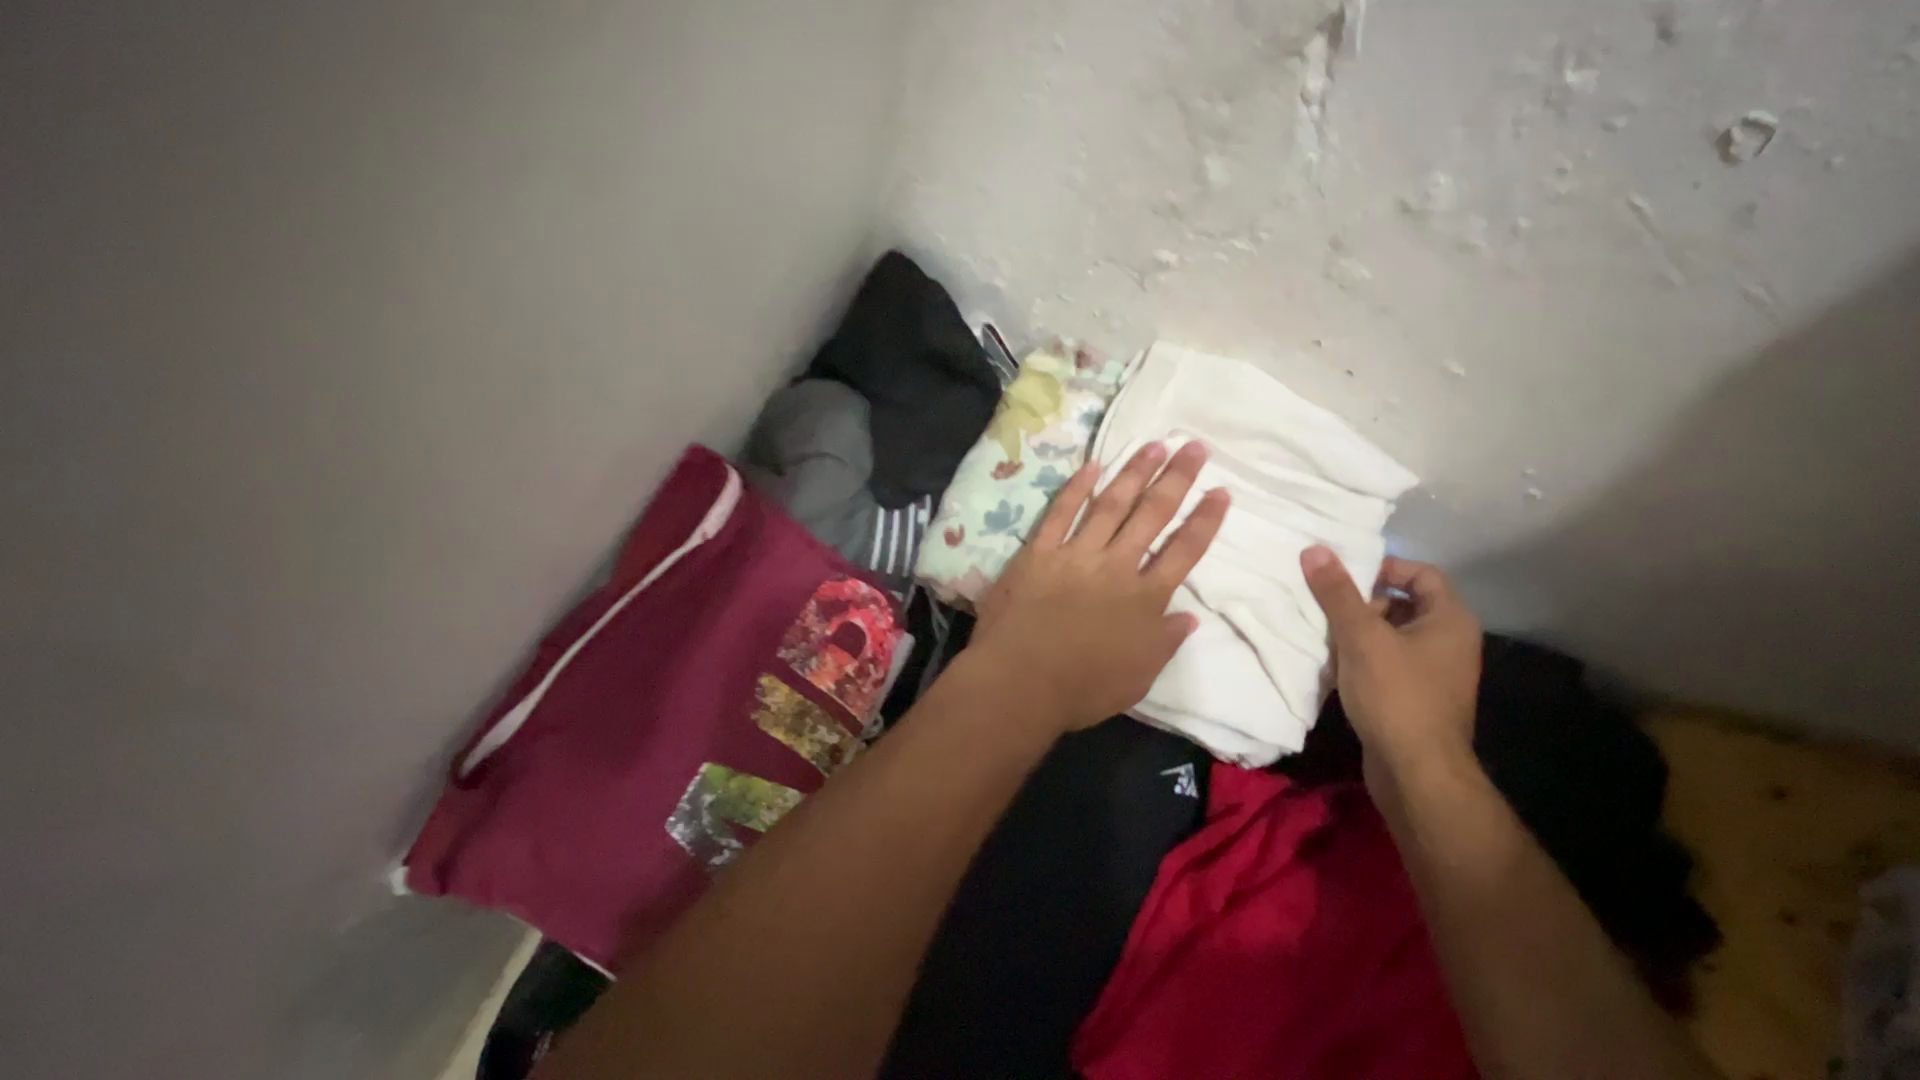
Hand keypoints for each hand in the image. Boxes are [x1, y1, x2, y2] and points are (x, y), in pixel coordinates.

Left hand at [970, 441, 1229, 734]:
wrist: (1021, 683)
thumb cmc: (1084, 688)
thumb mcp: (1140, 676)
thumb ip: (1165, 641)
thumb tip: (1189, 616)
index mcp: (1146, 599)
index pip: (1184, 551)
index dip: (1205, 520)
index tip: (1221, 491)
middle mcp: (1116, 567)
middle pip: (1152, 515)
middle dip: (1176, 479)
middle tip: (1194, 446)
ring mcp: (1076, 555)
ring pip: (1111, 504)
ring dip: (1134, 473)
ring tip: (1154, 444)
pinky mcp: (1038, 553)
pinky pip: (1060, 513)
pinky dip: (1076, 488)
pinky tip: (1093, 464)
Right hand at [1300, 547, 1482, 779]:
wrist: (1417, 772)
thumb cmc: (1396, 695)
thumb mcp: (1361, 638)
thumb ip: (1337, 593)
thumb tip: (1315, 549)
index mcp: (1450, 619)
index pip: (1420, 573)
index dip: (1382, 568)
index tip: (1343, 578)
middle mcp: (1450, 641)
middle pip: (1403, 604)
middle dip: (1362, 604)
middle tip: (1328, 611)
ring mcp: (1436, 673)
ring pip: (1391, 637)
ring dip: (1357, 634)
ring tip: (1324, 639)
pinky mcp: (1418, 698)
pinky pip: (1389, 665)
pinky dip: (1362, 661)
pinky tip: (1334, 670)